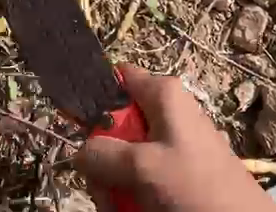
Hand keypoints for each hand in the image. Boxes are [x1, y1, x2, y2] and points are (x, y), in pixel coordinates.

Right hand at [76, 66, 275, 211]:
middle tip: (107, 191)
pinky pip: (144, 181)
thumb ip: (102, 153)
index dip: (95, 99)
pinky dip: (135, 199)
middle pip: (116, 127)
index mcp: (162, 94)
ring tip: (121, 209)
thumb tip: (80, 152)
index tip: (79, 130)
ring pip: (126, 160)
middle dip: (105, 162)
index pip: (116, 77)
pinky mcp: (180, 176)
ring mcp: (174, 146)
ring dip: (117, 188)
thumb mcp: (143, 168)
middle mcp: (167, 113)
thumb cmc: (197, 188)